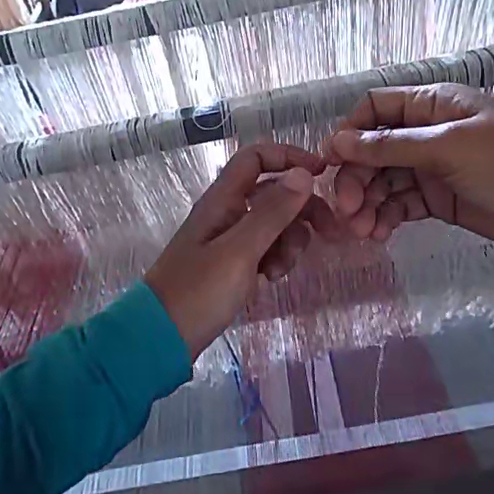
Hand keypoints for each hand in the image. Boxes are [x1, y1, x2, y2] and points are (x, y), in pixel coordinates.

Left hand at [145, 143, 340, 355]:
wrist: (162, 336)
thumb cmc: (198, 292)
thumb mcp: (240, 252)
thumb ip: (272, 213)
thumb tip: (303, 174)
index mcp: (222, 200)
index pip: (256, 158)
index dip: (289, 159)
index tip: (322, 175)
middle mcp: (225, 212)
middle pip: (272, 192)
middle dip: (302, 209)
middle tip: (331, 233)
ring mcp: (228, 239)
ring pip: (272, 224)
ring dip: (289, 240)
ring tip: (281, 268)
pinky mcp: (231, 264)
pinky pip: (264, 249)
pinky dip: (275, 258)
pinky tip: (272, 278)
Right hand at [321, 84, 493, 244]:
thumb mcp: (446, 147)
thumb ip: (389, 146)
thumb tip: (337, 142)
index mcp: (429, 106)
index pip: (373, 110)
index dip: (349, 134)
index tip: (331, 164)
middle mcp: (424, 133)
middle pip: (371, 151)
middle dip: (355, 180)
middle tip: (347, 211)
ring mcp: (429, 167)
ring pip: (382, 181)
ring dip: (366, 204)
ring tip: (363, 231)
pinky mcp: (436, 198)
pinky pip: (399, 204)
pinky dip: (385, 217)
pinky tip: (379, 233)